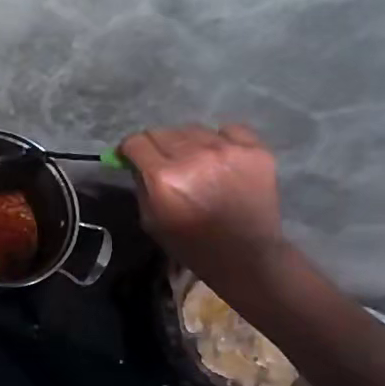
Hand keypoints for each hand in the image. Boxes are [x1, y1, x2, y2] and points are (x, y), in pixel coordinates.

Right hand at [119, 124, 283, 266]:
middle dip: (156, 146)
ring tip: (195, 162)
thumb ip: (141, 184)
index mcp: (164, 177)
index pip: (136, 141)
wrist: (246, 256)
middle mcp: (194, 156)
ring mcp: (227, 150)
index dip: (129, 149)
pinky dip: (219, 140)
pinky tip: (220, 158)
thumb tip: (136, 161)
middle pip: (162, 132)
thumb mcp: (150, 220)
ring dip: (187, 143)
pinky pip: (227, 130)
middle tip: (163, 163)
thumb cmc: (191, 244)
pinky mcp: (255, 149)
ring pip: (193, 129)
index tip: (131, 157)